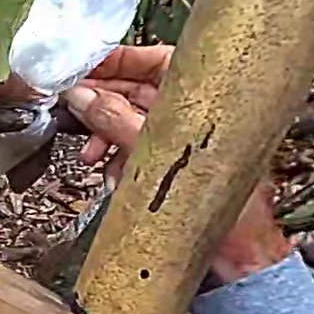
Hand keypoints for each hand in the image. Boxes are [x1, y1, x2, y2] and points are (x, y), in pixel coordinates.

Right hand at [60, 44, 290, 282]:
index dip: (111, 62)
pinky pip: (135, 150)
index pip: (150, 59)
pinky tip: (111, 178)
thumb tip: (81, 97)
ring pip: (129, 122)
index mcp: (206, 92)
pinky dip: (118, 161)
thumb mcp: (157, 155)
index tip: (79, 69)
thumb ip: (114, 120)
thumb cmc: (227, 206)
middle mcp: (196, 109)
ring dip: (104, 138)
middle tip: (72, 111)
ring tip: (92, 157)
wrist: (241, 254)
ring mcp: (184, 136)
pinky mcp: (174, 161)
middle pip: (133, 91)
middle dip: (99, 105)